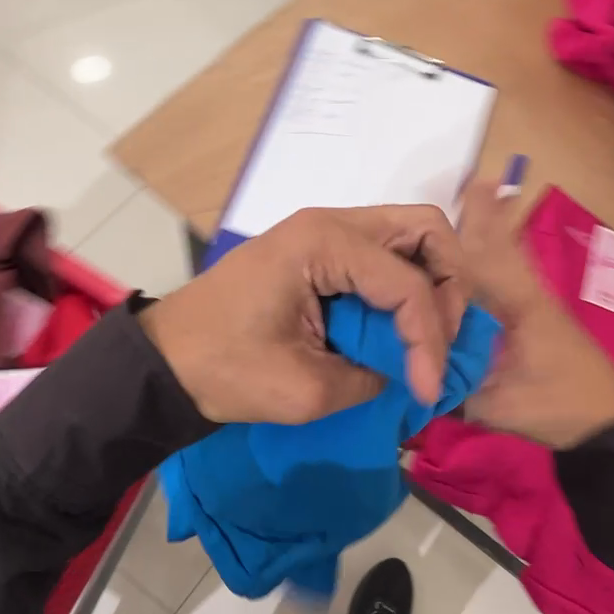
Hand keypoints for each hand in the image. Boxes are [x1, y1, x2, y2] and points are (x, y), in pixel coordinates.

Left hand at [140, 206, 468, 425]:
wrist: (165, 361)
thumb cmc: (223, 369)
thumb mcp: (303, 390)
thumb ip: (370, 376)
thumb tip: (404, 369)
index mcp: (322, 244)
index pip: (407, 281)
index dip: (430, 337)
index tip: (427, 390)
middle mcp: (331, 223)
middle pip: (425, 229)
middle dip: (448, 286)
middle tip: (440, 340)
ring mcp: (327, 232)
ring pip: (411, 236)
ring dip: (431, 283)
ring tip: (426, 336)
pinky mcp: (323, 252)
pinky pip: (386, 255)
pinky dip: (407, 287)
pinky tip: (402, 329)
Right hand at [457, 178, 613, 448]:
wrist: (610, 424)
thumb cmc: (559, 408)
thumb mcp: (500, 406)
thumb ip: (454, 389)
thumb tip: (409, 377)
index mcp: (521, 307)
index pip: (483, 264)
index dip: (468, 233)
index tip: (456, 200)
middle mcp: (530, 296)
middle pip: (502, 249)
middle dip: (487, 216)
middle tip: (477, 178)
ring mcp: (539, 305)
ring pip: (514, 258)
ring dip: (499, 228)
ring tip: (489, 194)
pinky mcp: (542, 318)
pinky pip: (518, 274)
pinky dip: (508, 252)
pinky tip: (503, 245)